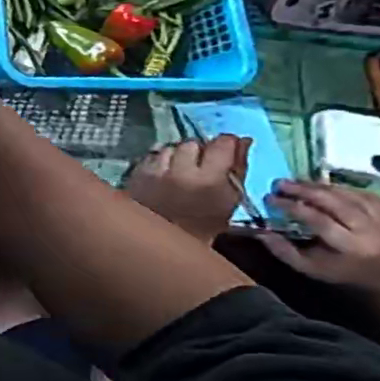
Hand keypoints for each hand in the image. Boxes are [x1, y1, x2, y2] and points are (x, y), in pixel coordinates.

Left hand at [123, 135, 249, 242]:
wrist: (162, 240)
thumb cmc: (203, 223)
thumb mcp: (230, 199)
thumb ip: (238, 168)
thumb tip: (243, 140)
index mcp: (209, 179)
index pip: (221, 143)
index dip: (226, 144)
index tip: (226, 150)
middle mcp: (179, 171)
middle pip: (193, 144)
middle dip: (198, 152)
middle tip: (200, 166)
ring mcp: (154, 171)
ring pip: (169, 148)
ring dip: (176, 156)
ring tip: (179, 172)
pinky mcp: (136, 173)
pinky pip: (151, 156)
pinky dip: (159, 162)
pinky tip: (163, 176)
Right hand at [257, 180, 379, 291]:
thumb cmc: (339, 274)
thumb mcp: (307, 267)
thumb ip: (282, 250)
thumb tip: (259, 230)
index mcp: (351, 248)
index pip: (318, 220)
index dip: (292, 206)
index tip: (270, 198)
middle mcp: (372, 232)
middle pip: (336, 203)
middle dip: (305, 190)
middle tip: (281, 183)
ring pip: (350, 195)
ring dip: (322, 186)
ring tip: (299, 183)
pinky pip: (365, 195)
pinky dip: (342, 189)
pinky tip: (325, 187)